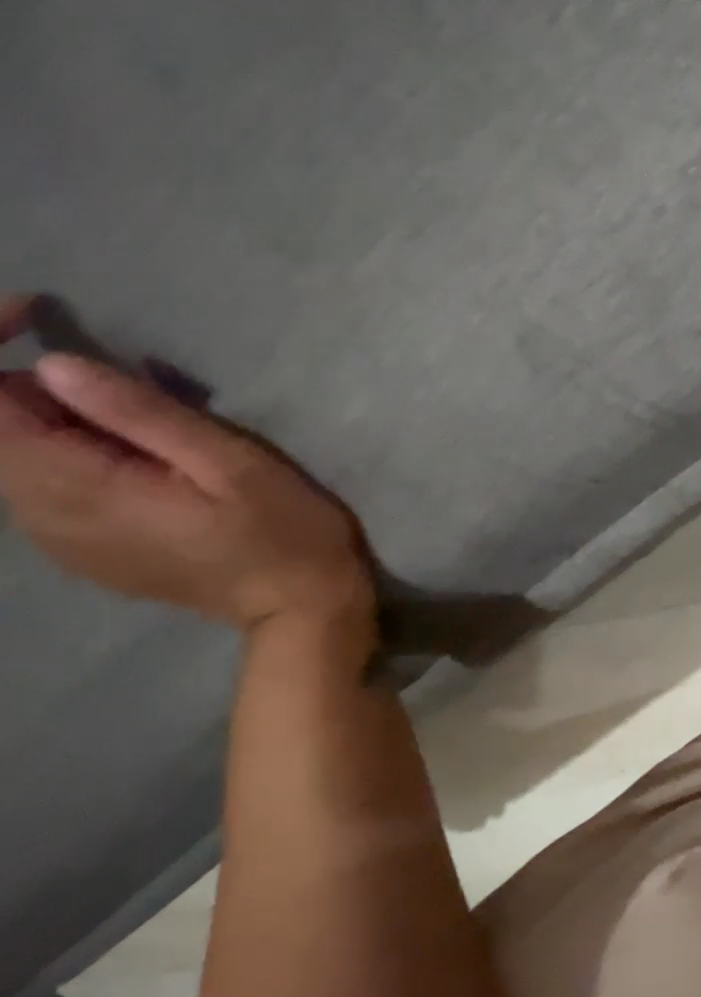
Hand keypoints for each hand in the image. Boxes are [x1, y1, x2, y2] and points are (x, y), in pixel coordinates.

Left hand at [0, 310, 371, 630]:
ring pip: (16, 455)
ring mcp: (56, 537)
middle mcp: (40, 513)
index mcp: (74, 486)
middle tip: (138, 382)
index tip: (39, 310)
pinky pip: (44, 486)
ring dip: (63, 422)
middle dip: (36, 384)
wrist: (301, 610)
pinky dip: (75, 456)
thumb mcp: (234, 465)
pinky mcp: (81, 549)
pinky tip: (145, 465)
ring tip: (153, 427)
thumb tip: (55, 366)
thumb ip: (144, 415)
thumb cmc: (285, 533)